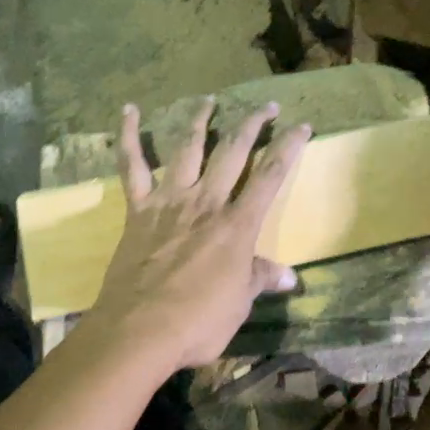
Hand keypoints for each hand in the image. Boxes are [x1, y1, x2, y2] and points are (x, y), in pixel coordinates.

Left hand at [81, 98, 309, 370]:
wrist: (140, 330)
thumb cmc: (197, 323)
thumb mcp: (239, 305)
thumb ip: (259, 279)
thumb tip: (289, 275)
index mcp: (237, 225)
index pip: (271, 176)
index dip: (289, 148)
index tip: (302, 126)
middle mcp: (206, 202)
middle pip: (233, 151)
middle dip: (252, 124)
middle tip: (265, 105)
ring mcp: (170, 200)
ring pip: (187, 147)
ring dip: (199, 120)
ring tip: (209, 99)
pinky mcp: (138, 207)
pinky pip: (131, 166)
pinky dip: (128, 136)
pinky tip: (128, 110)